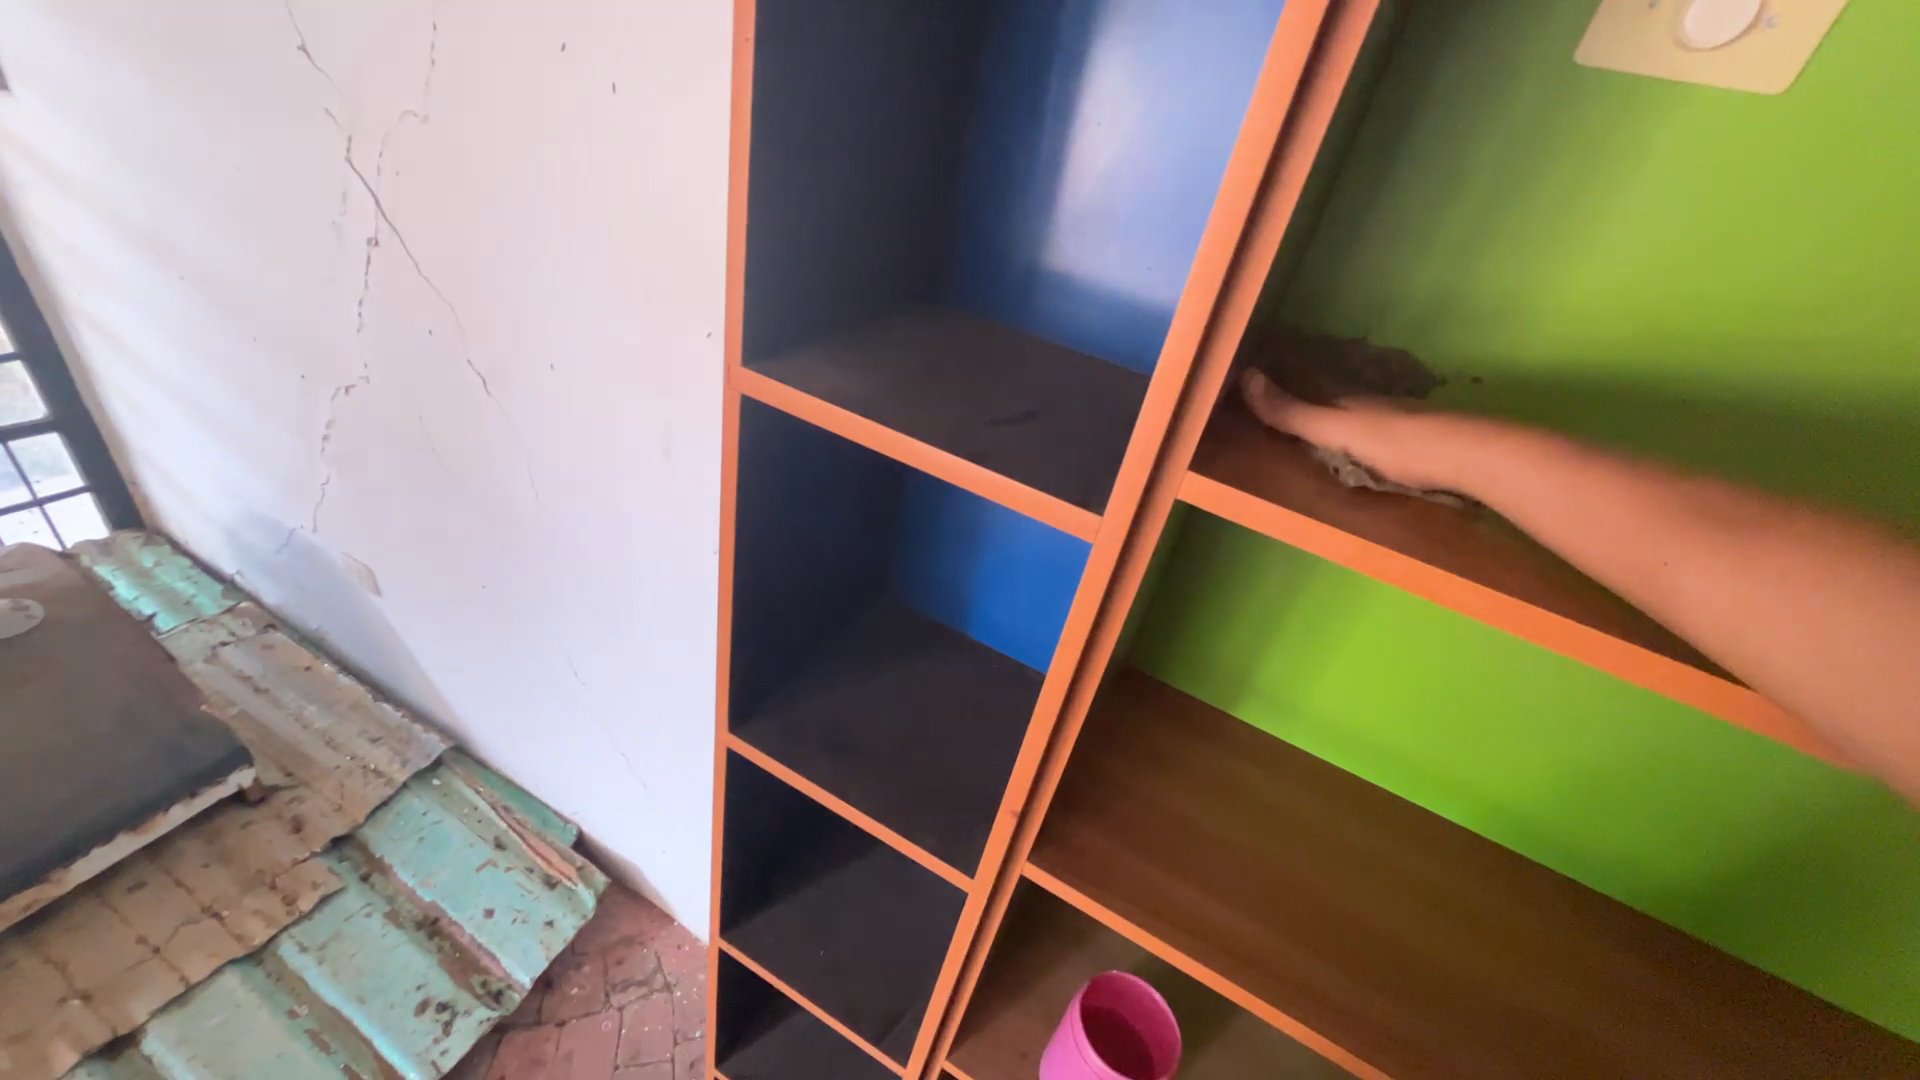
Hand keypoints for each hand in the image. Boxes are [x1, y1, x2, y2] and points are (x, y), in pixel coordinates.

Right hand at [1240, 368, 1458, 491]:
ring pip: (1363, 421)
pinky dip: (1367, 442)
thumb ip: (1292, 413)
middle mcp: (1373, 407)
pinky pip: (1384, 439)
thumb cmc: (1397, 445)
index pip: (1309, 394)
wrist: (1473, 457)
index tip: (1261, 397)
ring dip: (1343, 427)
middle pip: (1336, 406)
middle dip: (1313, 409)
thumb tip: (1246, 375)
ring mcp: (1401, 424)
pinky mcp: (1423, 445)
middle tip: (1287, 421)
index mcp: (1348, 402)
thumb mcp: (1334, 431)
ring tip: (1323, 440)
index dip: (1285, 395)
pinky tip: (1368, 455)